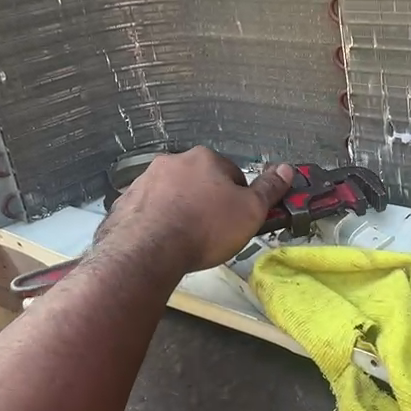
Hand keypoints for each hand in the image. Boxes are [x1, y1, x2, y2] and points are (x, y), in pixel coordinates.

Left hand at [95, 148, 295, 272]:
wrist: (147, 251)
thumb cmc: (205, 228)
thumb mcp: (250, 212)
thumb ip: (269, 189)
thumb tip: (287, 169)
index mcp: (205, 159)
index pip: (231, 174)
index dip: (238, 198)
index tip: (237, 220)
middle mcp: (172, 162)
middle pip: (199, 181)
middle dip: (206, 201)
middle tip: (212, 231)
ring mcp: (144, 181)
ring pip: (171, 194)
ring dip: (179, 210)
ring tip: (186, 240)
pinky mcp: (123, 203)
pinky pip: (147, 210)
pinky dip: (155, 222)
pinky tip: (161, 243)